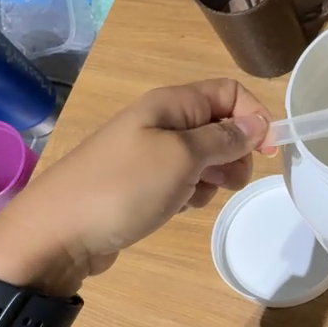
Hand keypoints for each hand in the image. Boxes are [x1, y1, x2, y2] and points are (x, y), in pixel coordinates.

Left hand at [0, 79, 273, 294]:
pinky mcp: (145, 183)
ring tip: (197, 197)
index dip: (254, 116)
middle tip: (230, 181)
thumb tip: (258, 122)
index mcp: (171, 104)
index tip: (268, 152)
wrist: (60, 233)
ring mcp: (152, 154)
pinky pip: (186, 181)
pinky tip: (179, 208)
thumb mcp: (183, 157)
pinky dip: (192, 194)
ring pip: (206, 157)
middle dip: (236, 153)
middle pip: (221, 125)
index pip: (230, 92)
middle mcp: (163, 122)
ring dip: (214, 177)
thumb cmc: (124, 187)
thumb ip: (224, 138)